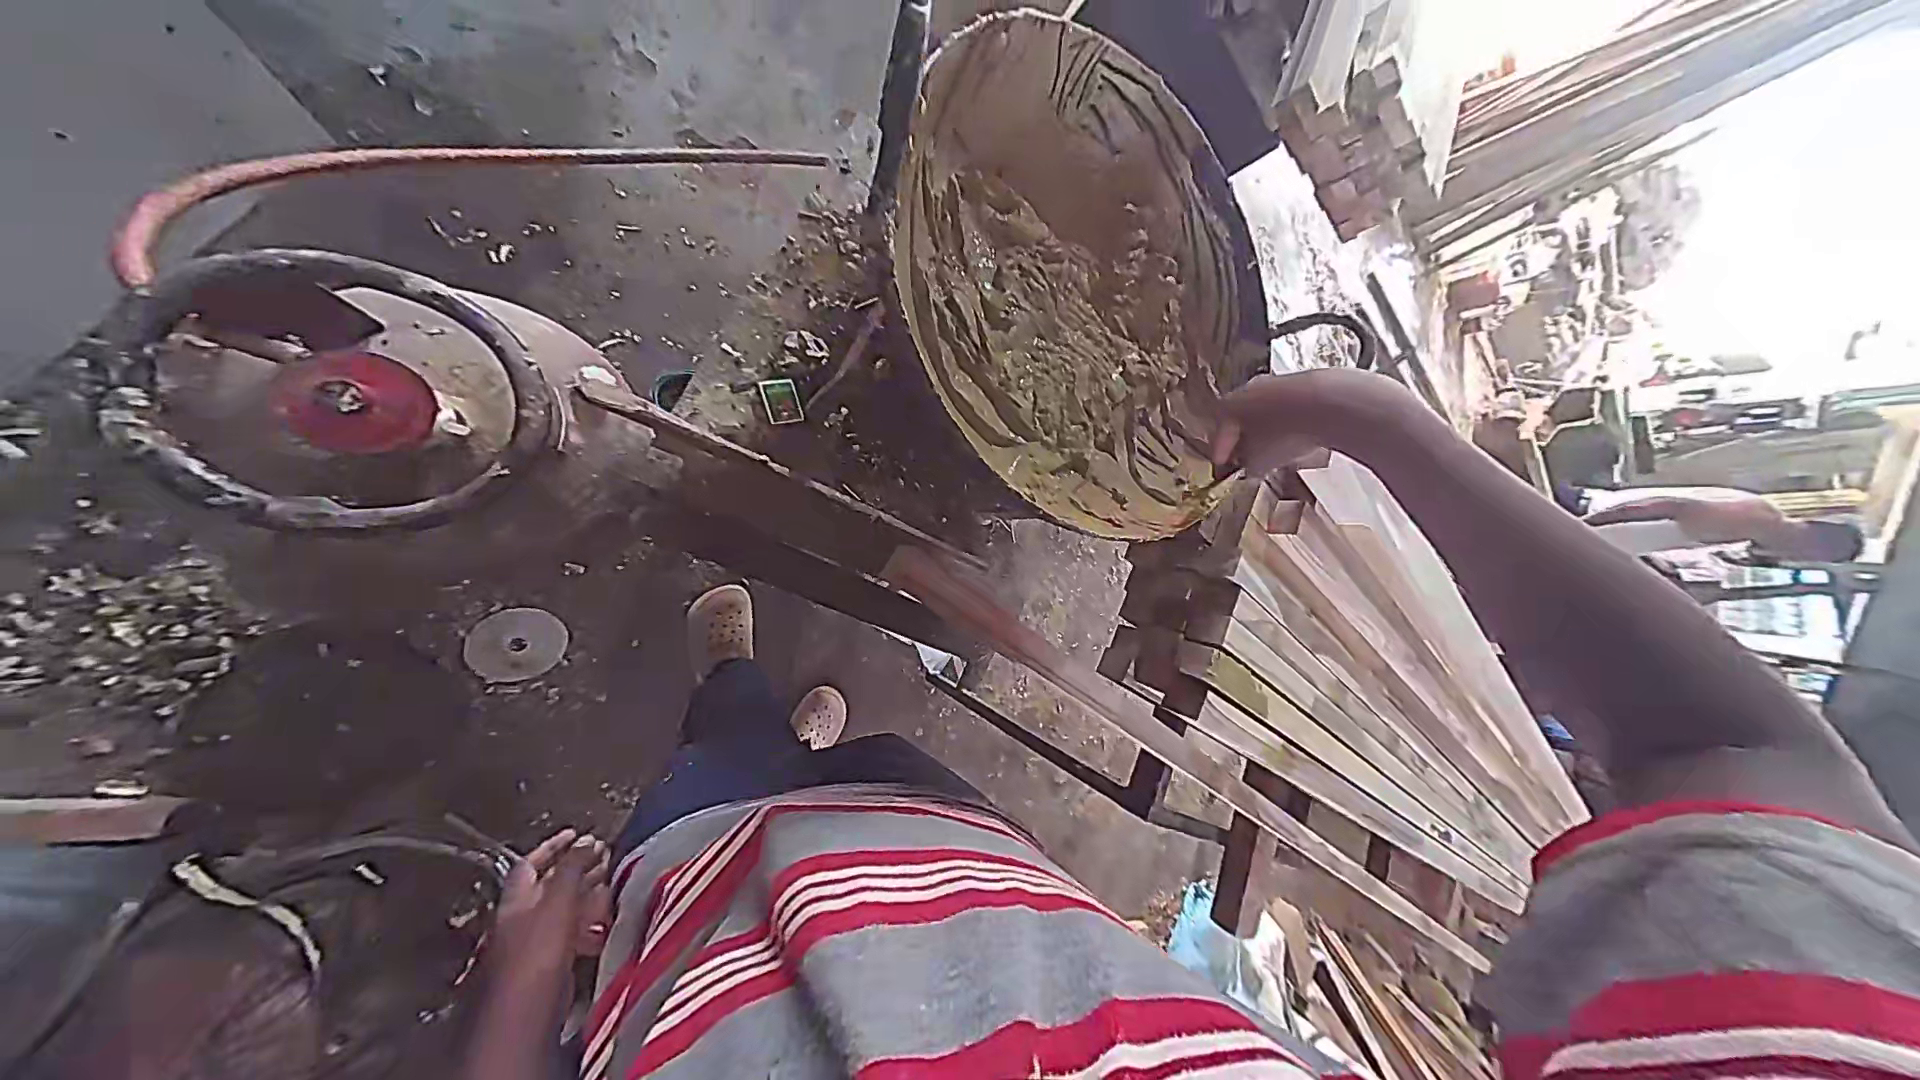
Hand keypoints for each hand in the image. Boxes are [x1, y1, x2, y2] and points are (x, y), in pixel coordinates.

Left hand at [465, 829, 608, 1079]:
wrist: (527, 1015)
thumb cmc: (536, 956)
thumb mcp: (557, 902)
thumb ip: (572, 868)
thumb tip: (587, 840)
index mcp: (516, 901)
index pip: (531, 863)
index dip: (553, 846)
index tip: (575, 833)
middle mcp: (521, 919)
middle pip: (550, 884)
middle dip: (577, 867)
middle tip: (604, 855)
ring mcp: (535, 942)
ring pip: (564, 908)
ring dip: (588, 894)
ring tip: (612, 884)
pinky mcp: (551, 964)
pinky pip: (573, 932)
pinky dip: (590, 922)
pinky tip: (605, 922)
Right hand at [1210, 369, 1419, 474]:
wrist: (1330, 406)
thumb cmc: (1284, 433)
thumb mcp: (1259, 460)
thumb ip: (1248, 465)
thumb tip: (1250, 467)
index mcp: (1232, 404)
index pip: (1218, 424)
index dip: (1219, 447)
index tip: (1222, 463)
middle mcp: (1254, 388)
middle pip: (1243, 415)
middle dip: (1244, 437)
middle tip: (1246, 458)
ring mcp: (1283, 384)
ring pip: (1269, 410)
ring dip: (1269, 430)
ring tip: (1275, 452)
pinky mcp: (1311, 386)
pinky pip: (1294, 408)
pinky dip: (1292, 423)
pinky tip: (1299, 440)